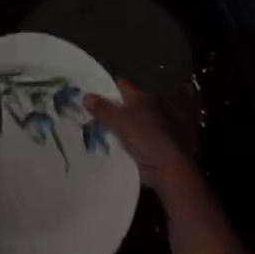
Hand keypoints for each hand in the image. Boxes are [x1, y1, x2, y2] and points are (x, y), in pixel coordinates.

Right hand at [85, 80, 193, 195]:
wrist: (169, 166)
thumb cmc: (147, 136)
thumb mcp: (121, 121)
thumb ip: (103, 109)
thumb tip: (85, 96)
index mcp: (143, 97)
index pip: (123, 86)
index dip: (108, 87)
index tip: (91, 91)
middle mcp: (150, 108)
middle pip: (126, 104)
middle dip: (111, 107)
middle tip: (89, 110)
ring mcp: (152, 127)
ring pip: (129, 121)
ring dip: (117, 124)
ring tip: (95, 127)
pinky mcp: (153, 144)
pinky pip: (132, 137)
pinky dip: (123, 138)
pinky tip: (110, 142)